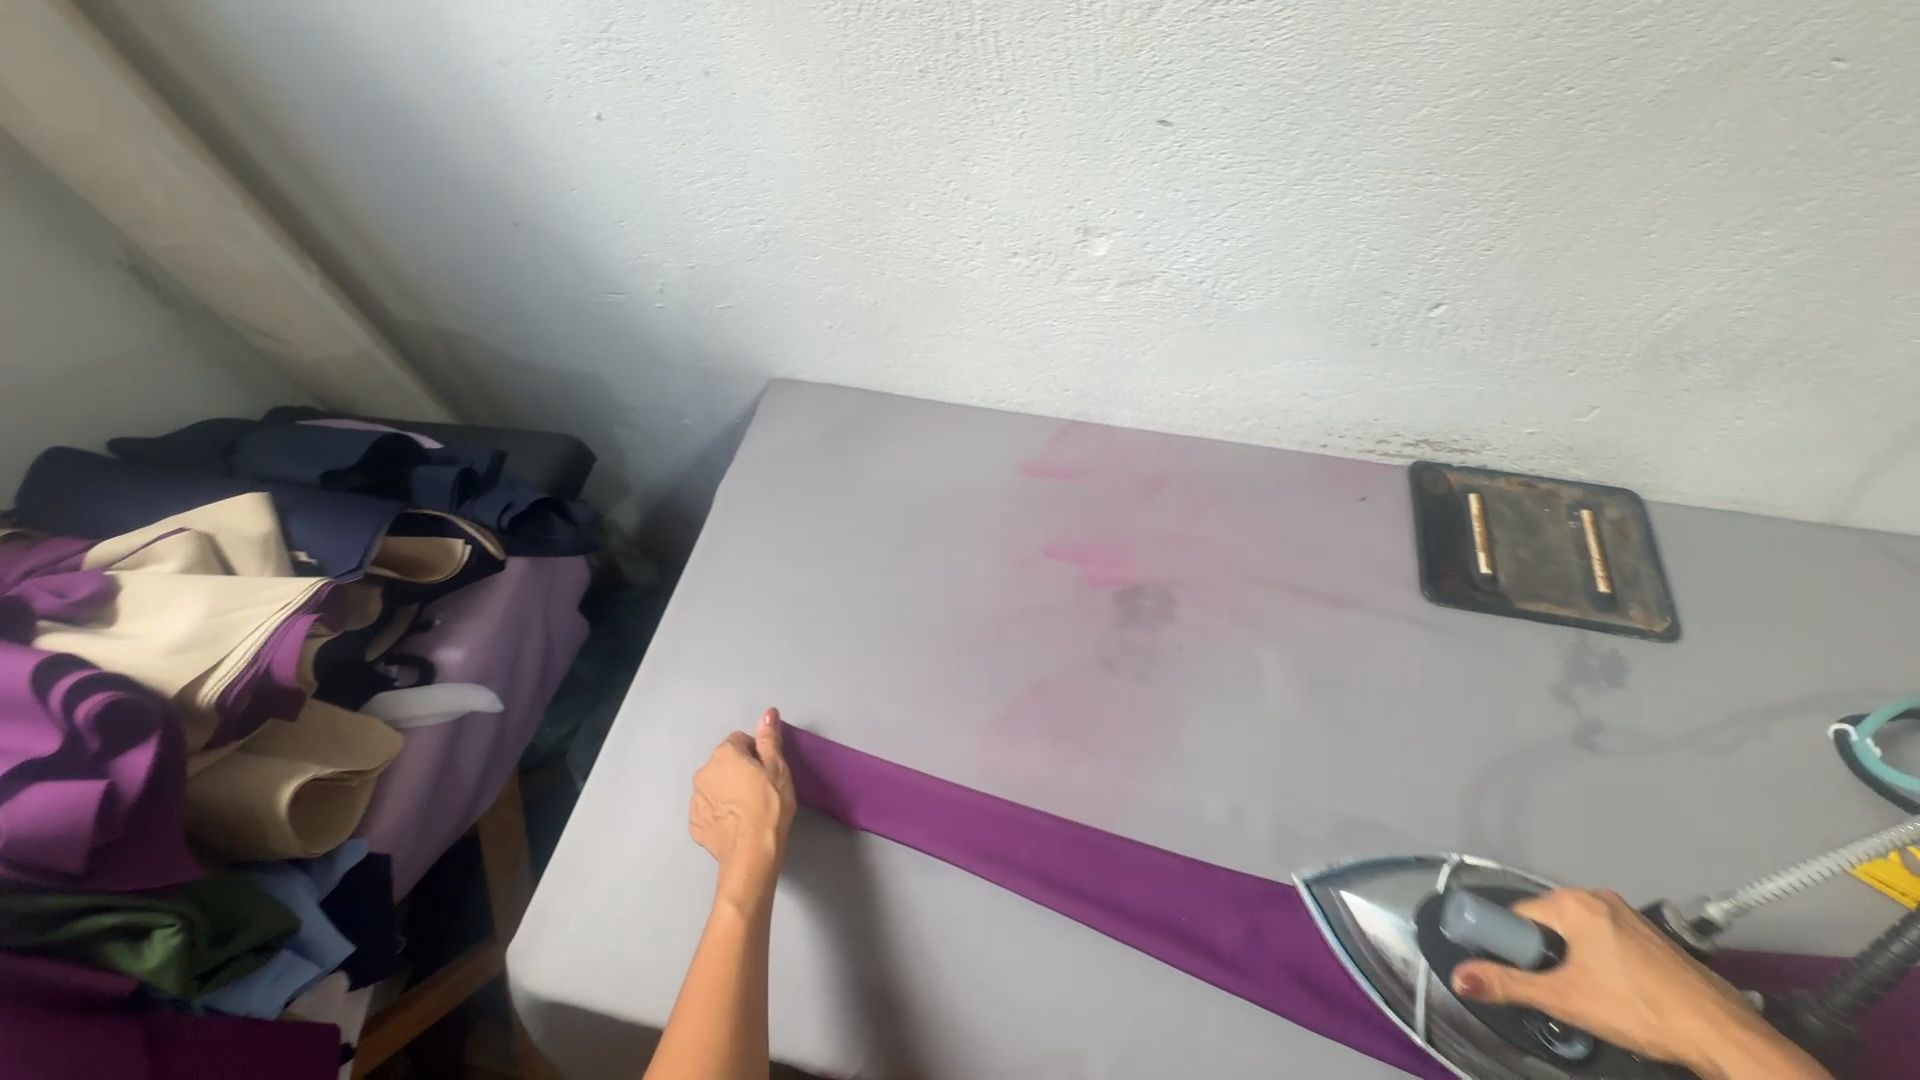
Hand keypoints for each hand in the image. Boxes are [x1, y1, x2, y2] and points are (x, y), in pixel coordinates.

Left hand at [689, 708, 796, 907]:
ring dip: (727, 791)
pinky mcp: (695, 824)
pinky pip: (709, 810)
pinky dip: (720, 812)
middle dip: (739, 770)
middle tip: (760, 788)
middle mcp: (703, 772)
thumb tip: (768, 712)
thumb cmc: (770, 805)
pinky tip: (736, 823)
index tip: (767, 770)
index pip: (740, 740)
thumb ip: (769, 738)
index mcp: (724, 755)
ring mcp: (696, 800)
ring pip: (715, 786)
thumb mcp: (778, 768)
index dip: (756, 753)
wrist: (752, 853)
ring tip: (748, 808)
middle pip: (724, 762)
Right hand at [1450, 888, 1816, 1077]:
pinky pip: (1605, 941)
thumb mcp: (1565, 1000)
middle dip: (1542, 956)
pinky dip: (1599, 962)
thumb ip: (1508, 984)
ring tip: (1587, 996)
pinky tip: (1616, 993)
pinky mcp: (1653, 936)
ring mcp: (1630, 915)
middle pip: (1546, 924)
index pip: (1515, 916)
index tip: (1522, 976)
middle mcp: (1598, 898)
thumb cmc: (1639, 1010)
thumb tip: (1458, 976)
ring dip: (1571, 961)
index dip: (1510, 946)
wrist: (1727, 1037)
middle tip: (1556, 991)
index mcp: (1572, 903)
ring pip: (1576, 934)